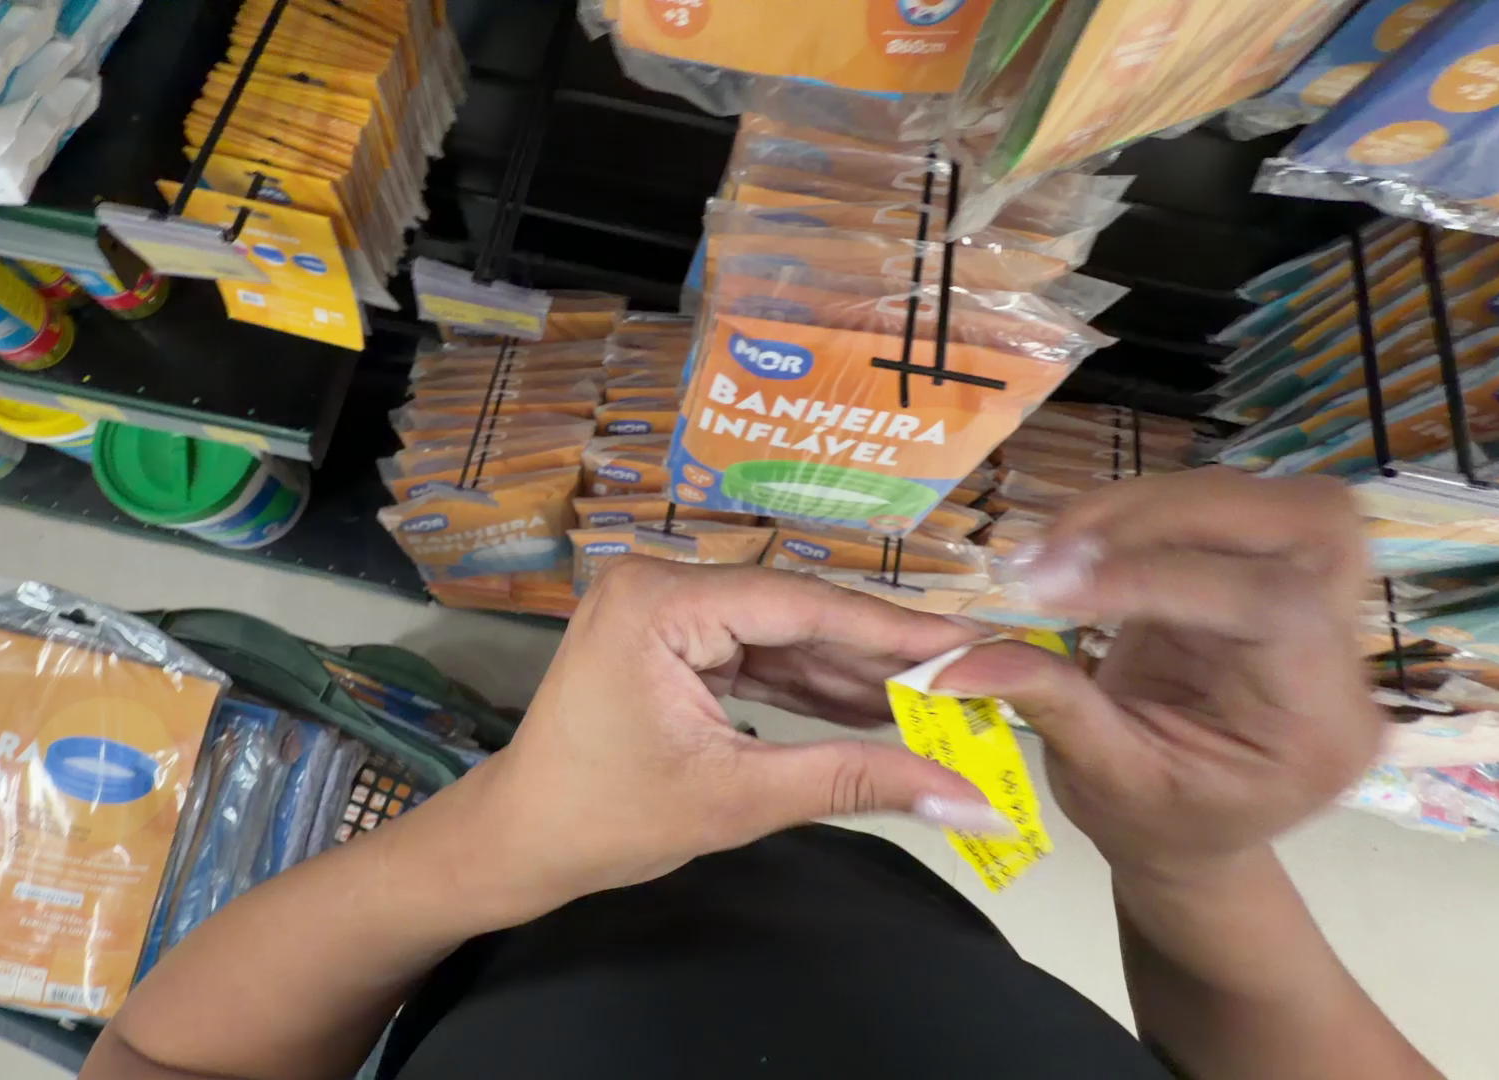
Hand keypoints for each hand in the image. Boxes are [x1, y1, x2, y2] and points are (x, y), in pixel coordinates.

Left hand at [467, 558, 1004, 907]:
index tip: (974, 640)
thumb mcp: (738, 798)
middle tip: (963, 678)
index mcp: (659, 601)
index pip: (798, 604)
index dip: (892, 627)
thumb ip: (855, 781)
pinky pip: (747, 650)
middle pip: (789, 612)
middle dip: (873, 653)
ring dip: (842, 669)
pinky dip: (799, 680)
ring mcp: (658, 607)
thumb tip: (971, 801)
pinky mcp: (664, 635)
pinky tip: (863, 701)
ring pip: (774, 632)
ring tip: (927, 698)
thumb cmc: (609, 819)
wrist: (524, 836)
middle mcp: (657, 582)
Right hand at [938, 468, 1382, 878]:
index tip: (1042, 586)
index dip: (1152, 577)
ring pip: (1253, 500)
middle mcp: (1331, 648)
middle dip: (1170, 514)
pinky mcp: (1241, 579)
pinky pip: (1204, 513)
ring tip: (1048, 547)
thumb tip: (953, 660)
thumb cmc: (1156, 821)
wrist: (1189, 831)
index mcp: (1314, 718)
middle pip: (1301, 521)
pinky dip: (1128, 514)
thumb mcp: (1101, 778)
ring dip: (1139, 508)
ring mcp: (1295, 604)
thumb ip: (1048, 705)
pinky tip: (1067, 546)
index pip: (1268, 604)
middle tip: (1058, 547)